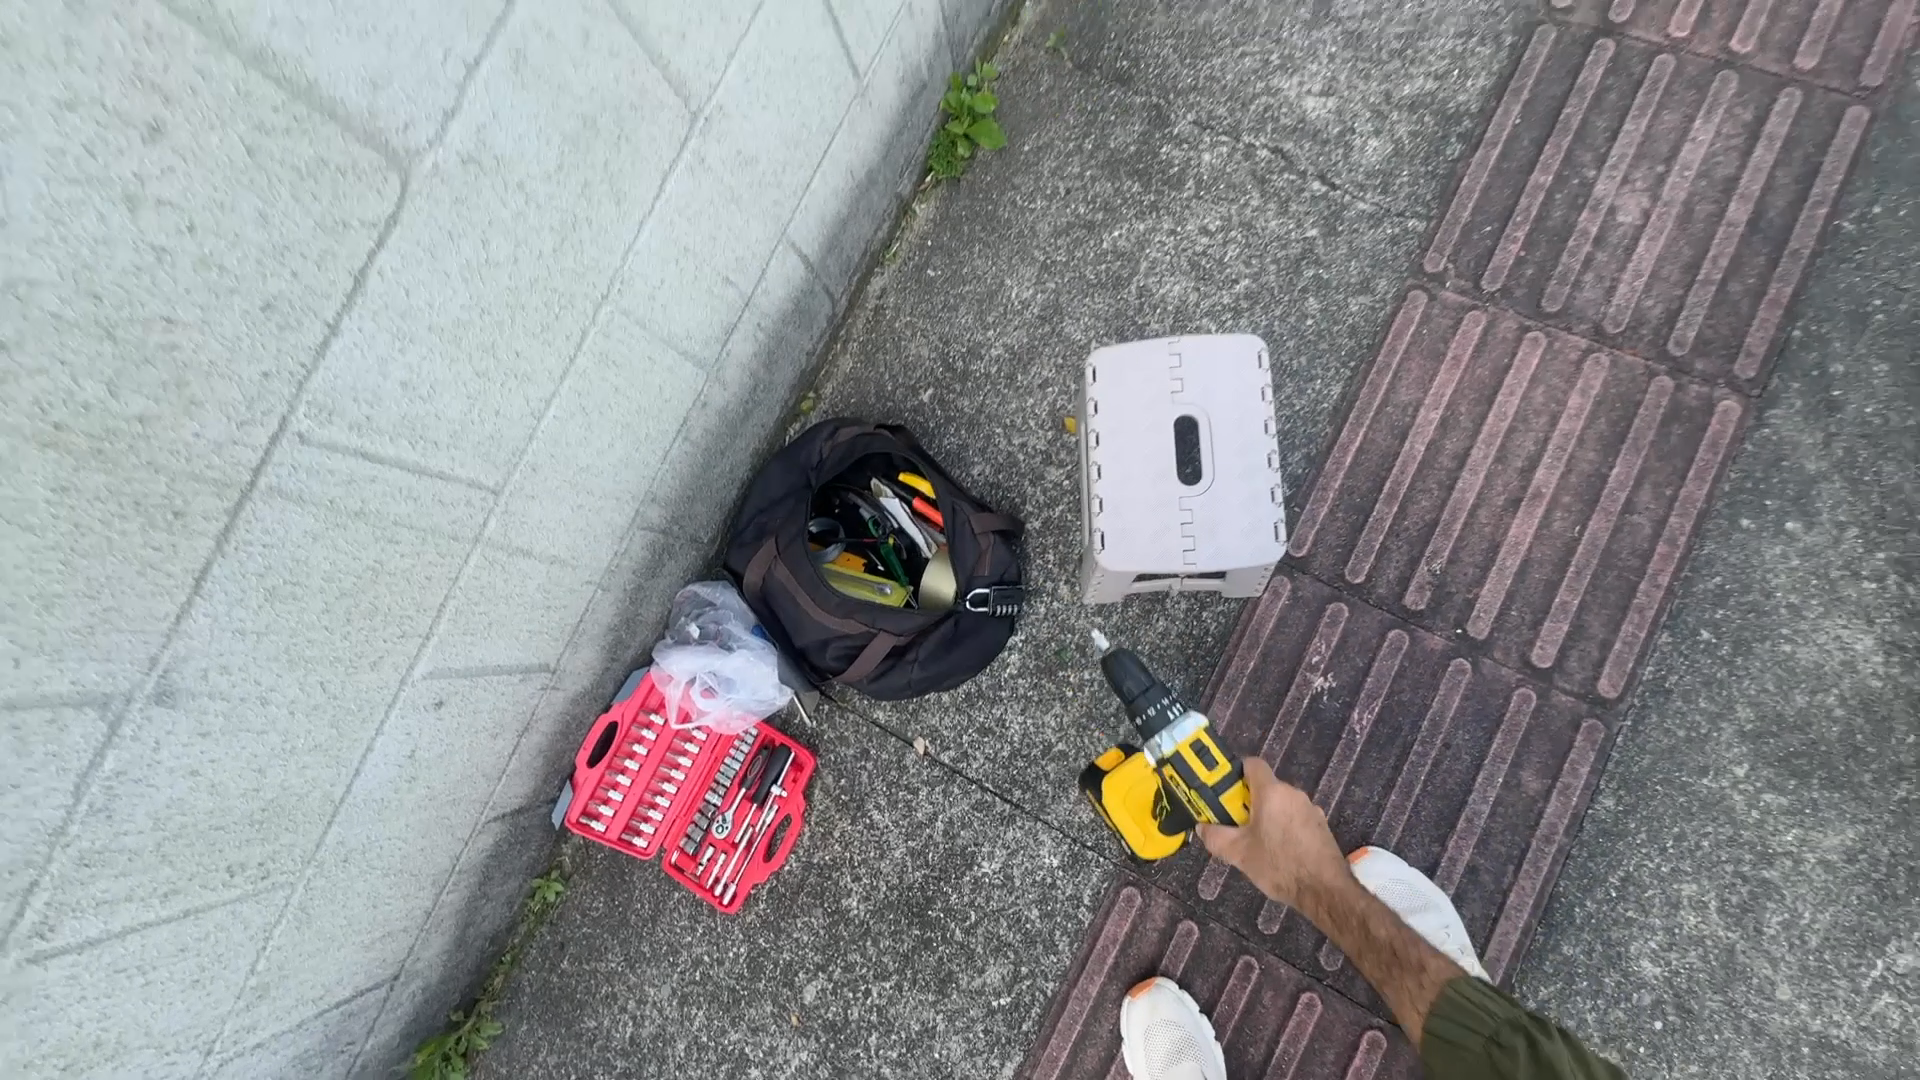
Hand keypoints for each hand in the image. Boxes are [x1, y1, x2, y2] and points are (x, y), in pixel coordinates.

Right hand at [1197, 758, 1349, 912]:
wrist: (1327, 892)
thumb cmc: (1280, 866)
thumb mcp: (1239, 854)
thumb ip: (1216, 838)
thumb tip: (1202, 828)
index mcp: (1272, 792)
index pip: (1252, 764)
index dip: (1236, 772)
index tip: (1226, 792)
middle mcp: (1293, 794)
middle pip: (1265, 787)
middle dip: (1249, 802)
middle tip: (1237, 824)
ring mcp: (1311, 810)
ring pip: (1281, 804)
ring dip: (1268, 816)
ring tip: (1259, 842)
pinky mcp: (1322, 827)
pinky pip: (1296, 818)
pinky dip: (1285, 827)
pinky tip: (1281, 852)